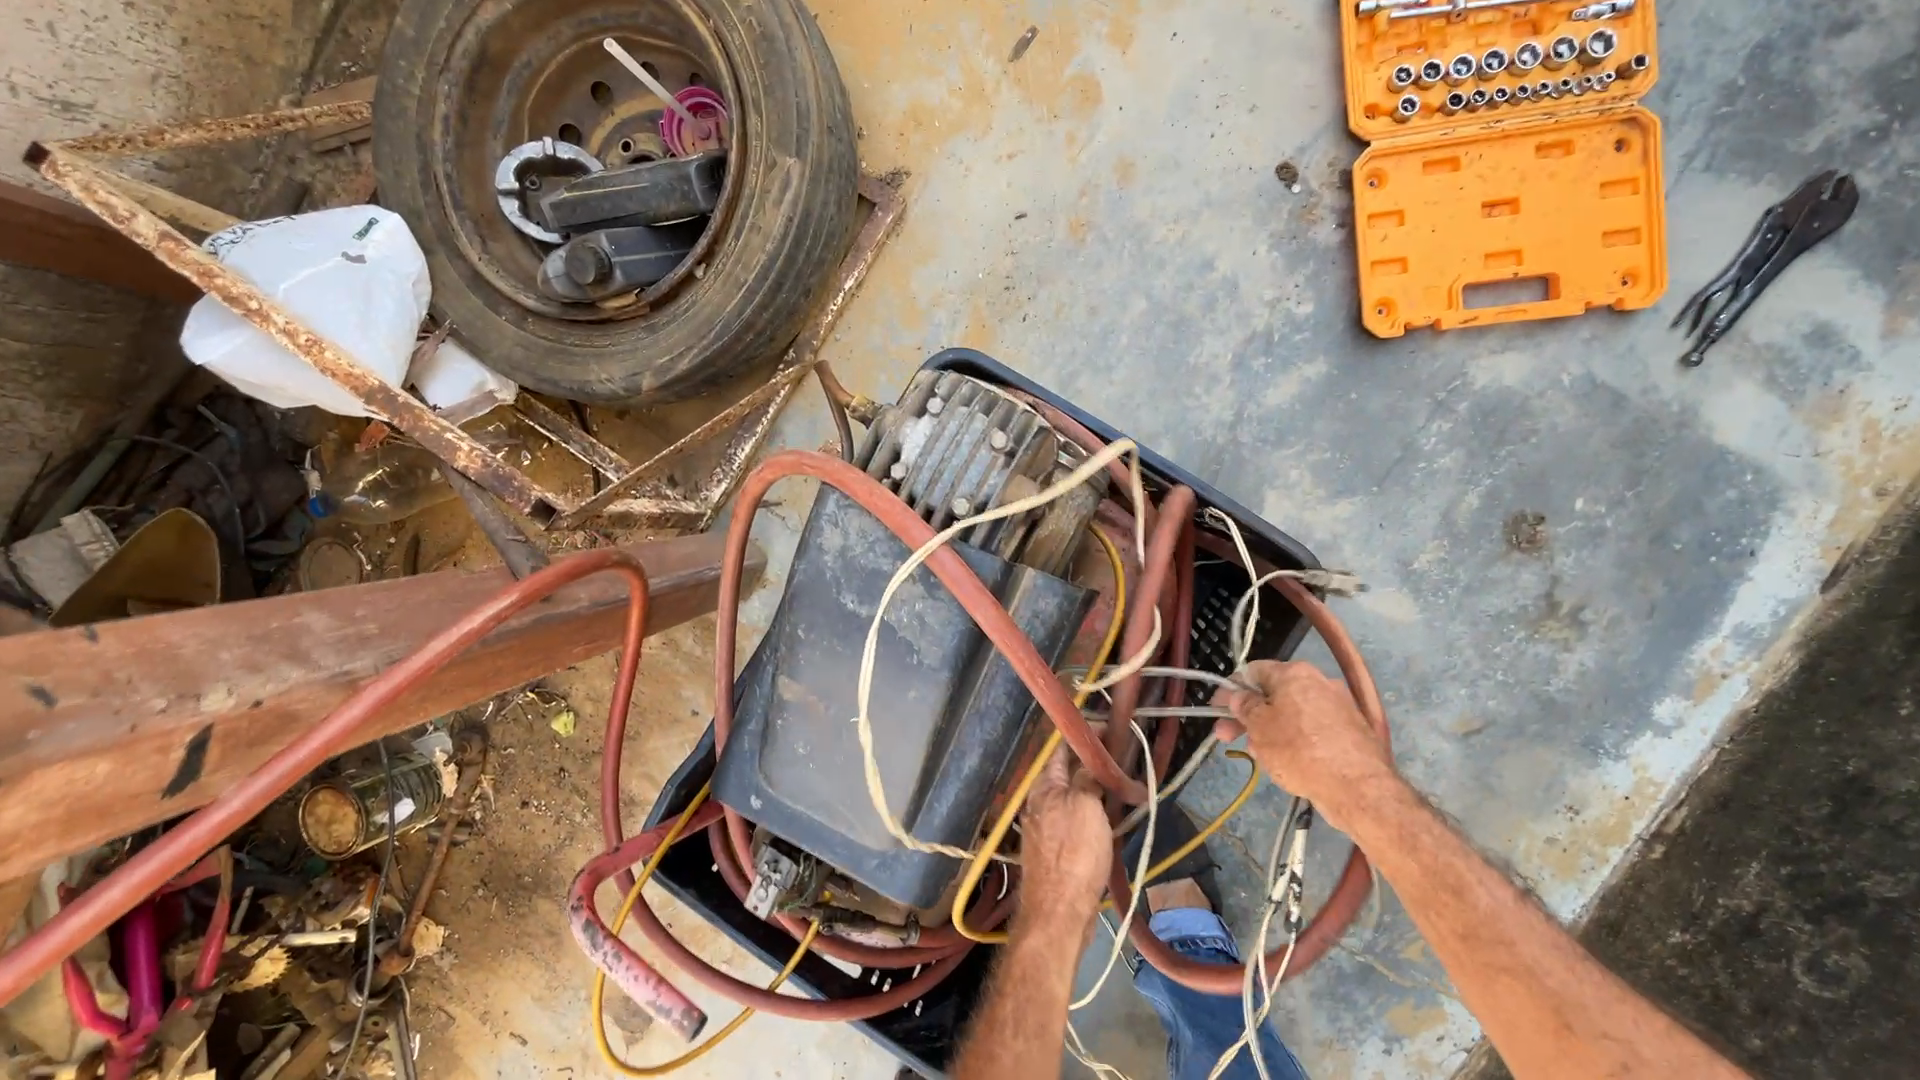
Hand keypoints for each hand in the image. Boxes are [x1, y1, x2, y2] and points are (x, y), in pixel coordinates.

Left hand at [1017, 743, 1112, 932]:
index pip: (1061, 747)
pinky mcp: (1060, 849)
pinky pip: (1080, 820)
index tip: (1111, 728)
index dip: (1085, 735)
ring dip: (1099, 789)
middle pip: (1069, 771)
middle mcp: (1042, 801)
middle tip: (1126, 757)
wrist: (1060, 911)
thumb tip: (1092, 762)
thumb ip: (1087, 779)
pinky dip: (1097, 813)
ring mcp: (1049, 826)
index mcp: (1044, 785)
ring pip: (1077, 796)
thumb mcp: (1085, 806)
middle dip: (1095, 762)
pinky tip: (1115, 818)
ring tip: (1127, 784)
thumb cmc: (1073, 853)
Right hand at [1214, 660, 1395, 829]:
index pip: (1253, 671)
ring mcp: (1339, 706)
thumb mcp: (1259, 727)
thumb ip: (1244, 707)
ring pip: (1292, 714)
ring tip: (1259, 756)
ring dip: (1270, 730)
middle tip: (1228, 737)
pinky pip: (1312, 730)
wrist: (1357, 786)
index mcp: (1295, 673)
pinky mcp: (1351, 731)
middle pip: (1273, 694)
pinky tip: (1286, 761)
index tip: (1218, 710)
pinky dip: (1295, 740)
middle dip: (1248, 716)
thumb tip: (1240, 696)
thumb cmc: (1299, 750)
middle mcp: (1319, 681)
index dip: (1231, 690)